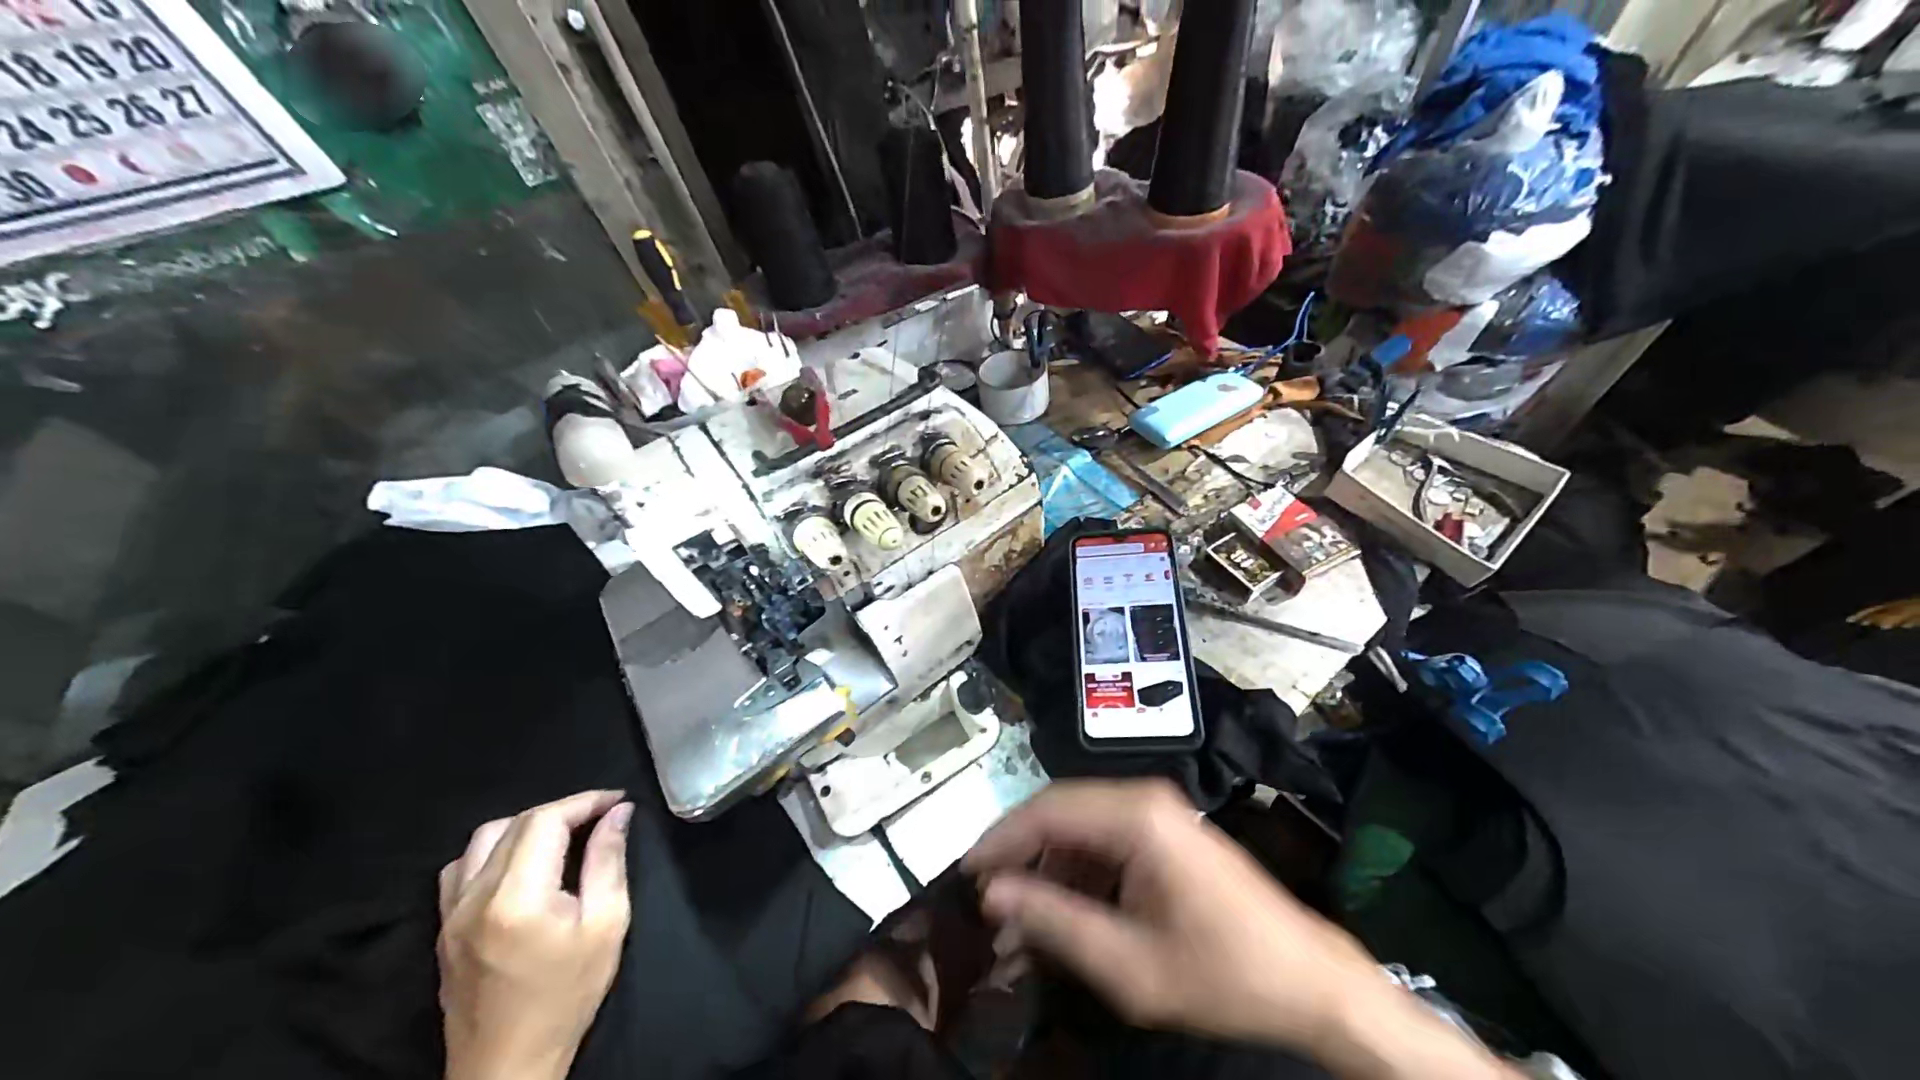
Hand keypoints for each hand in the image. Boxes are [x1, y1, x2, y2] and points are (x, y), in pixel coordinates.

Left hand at [437, 791, 632, 1079]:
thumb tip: (619, 812)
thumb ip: (609, 861)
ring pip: (484, 838)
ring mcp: (450, 913)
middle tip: (601, 816)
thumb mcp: (606, 925)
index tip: (617, 801)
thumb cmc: (566, 996)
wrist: (506, 1065)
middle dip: (564, 809)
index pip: (545, 820)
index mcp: (516, 896)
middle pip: (517, 823)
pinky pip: (461, 867)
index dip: (585, 801)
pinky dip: (493, 849)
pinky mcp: (442, 928)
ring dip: (526, 824)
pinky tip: (519, 861)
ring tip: (562, 834)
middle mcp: (474, 896)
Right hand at [965, 780, 1513, 1079]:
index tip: (966, 874)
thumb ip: (1054, 921)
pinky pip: (1103, 838)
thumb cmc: (1223, 974)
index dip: (999, 840)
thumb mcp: (1128, 963)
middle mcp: (1142, 797)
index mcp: (1135, 816)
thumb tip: (993, 894)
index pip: (1045, 810)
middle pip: (1058, 810)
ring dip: (1046, 865)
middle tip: (988, 898)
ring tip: (1021, 916)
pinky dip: (1077, 870)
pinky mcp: (1163, 830)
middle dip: (1019, 853)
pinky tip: (1064, 909)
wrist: (1309, 981)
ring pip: (1077, 824)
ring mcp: (1156, 811)